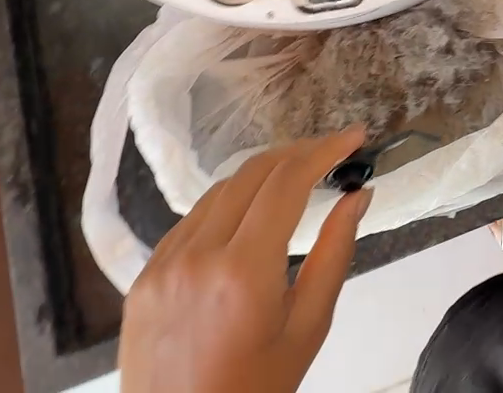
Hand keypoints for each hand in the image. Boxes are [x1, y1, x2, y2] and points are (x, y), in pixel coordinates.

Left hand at [119, 127, 371, 392]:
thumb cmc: (257, 389)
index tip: (354, 136)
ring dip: (263, 174)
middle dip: (298, 152)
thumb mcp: (309, 328)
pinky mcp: (143, 277)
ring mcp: (163, 264)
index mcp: (244, 270)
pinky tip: (250, 214)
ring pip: (220, 190)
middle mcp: (198, 255)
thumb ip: (335, 253)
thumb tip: (359, 195)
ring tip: (297, 177)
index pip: (288, 181)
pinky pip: (192, 219)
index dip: (325, 150)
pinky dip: (228, 203)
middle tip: (332, 152)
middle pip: (253, 172)